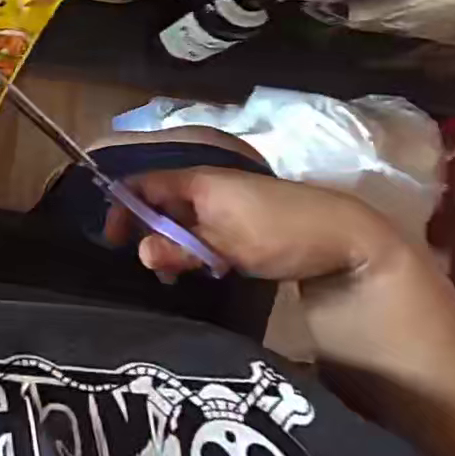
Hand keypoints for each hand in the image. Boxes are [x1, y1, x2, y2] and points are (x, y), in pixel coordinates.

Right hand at [103, 166, 418, 281]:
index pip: (144, 184)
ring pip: (178, 216)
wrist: (342, 234)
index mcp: (198, 182)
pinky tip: (197, 268)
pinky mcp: (237, 218)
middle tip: (146, 264)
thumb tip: (141, 253)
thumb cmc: (281, 233)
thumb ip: (183, 248)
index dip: (122, 207)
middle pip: (158, 200)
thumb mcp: (228, 246)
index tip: (112, 240)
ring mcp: (223, 201)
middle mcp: (206, 186)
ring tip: (170, 273)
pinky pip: (199, 226)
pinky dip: (189, 245)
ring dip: (168, 242)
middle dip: (144, 229)